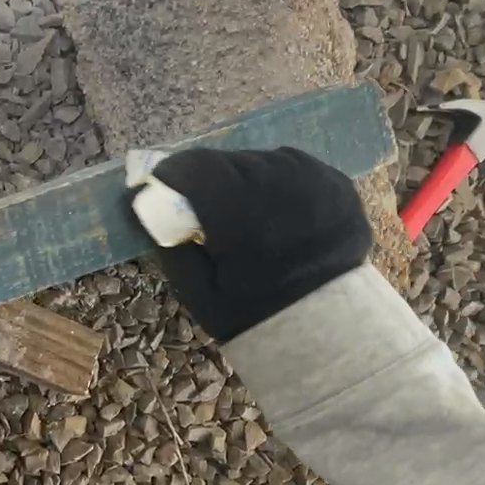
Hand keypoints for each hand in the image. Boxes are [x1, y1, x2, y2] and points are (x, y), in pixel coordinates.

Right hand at [135, 147, 371, 340]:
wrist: (322, 326)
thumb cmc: (251, 311)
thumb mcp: (194, 289)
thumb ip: (168, 242)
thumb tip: (147, 203)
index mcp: (241, 217)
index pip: (195, 166)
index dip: (171, 172)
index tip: (161, 184)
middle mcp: (280, 188)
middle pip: (226, 160)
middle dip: (204, 176)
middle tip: (197, 201)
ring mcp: (315, 182)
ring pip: (259, 158)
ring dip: (239, 175)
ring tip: (236, 204)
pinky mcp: (338, 184)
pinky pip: (292, 164)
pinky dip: (273, 177)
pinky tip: (269, 204)